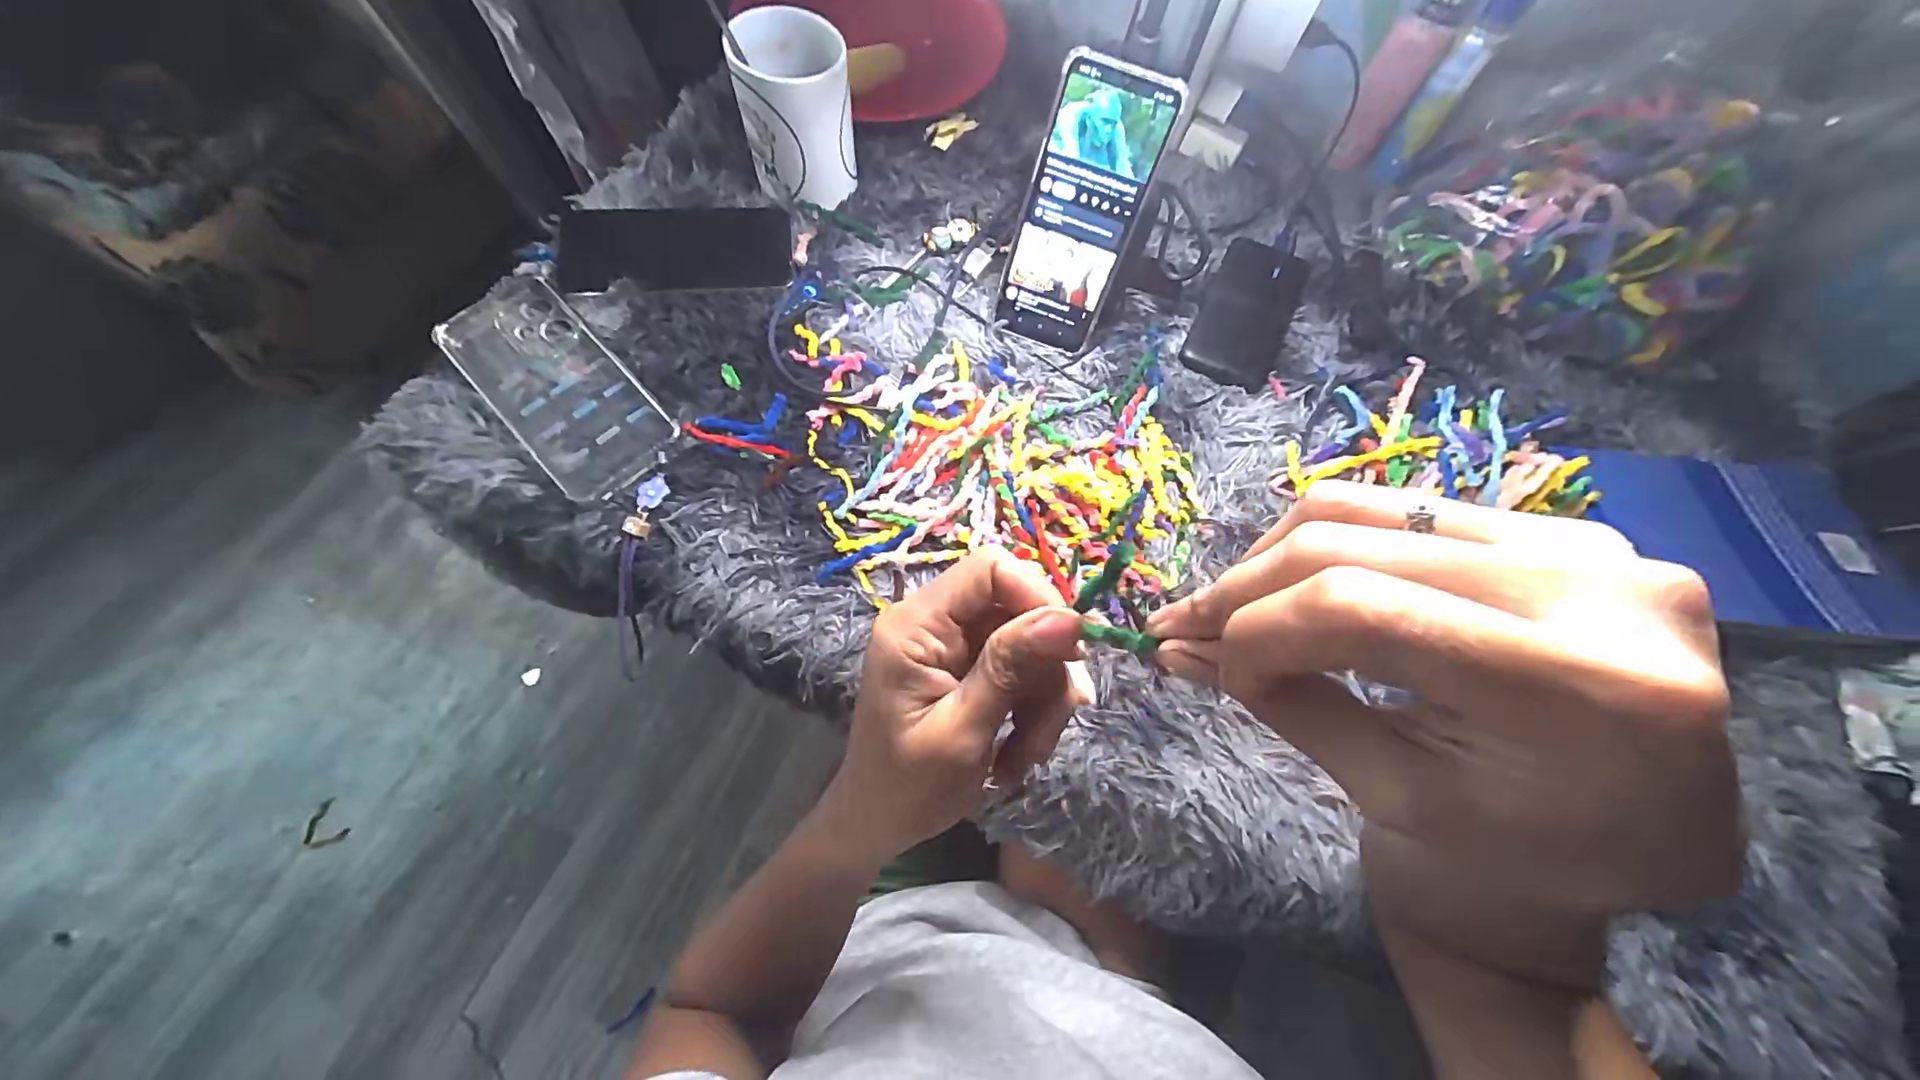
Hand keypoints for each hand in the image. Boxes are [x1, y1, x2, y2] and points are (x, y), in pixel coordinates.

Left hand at [818, 549, 1092, 866]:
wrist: (878, 824)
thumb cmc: (907, 789)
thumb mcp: (962, 732)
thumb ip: (1010, 669)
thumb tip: (1070, 619)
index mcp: (915, 626)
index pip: (989, 569)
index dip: (1038, 597)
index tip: (1071, 653)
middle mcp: (935, 621)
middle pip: (1018, 608)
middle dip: (1045, 667)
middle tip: (1049, 724)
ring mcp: (954, 643)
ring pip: (1031, 642)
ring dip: (1043, 698)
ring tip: (1025, 753)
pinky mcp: (970, 665)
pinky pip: (1024, 667)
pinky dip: (1034, 707)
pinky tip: (1018, 749)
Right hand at [1147, 481, 1744, 989]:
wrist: (1629, 841)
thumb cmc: (1513, 856)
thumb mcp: (1388, 792)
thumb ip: (1281, 704)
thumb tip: (1174, 648)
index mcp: (1584, 685)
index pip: (1358, 611)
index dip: (1258, 633)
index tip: (1207, 668)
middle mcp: (1597, 584)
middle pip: (1349, 546)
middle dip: (1242, 589)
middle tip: (1181, 627)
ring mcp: (1585, 540)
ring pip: (1364, 508)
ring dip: (1271, 556)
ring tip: (1228, 606)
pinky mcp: (1559, 530)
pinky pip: (1400, 509)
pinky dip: (1321, 544)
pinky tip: (1289, 585)